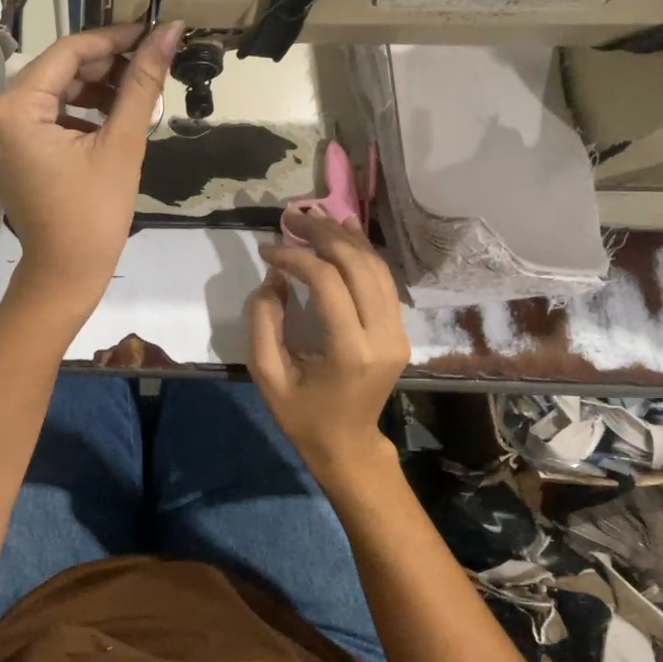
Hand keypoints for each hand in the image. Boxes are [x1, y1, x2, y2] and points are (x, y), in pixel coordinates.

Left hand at [0, 21, 181, 307]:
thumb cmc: (94, 213)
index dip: (113, 38)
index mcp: (15, 110)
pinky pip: (45, 114)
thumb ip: (142, 83)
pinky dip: (78, 110)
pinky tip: (114, 115)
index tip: (153, 32)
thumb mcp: (122, 143)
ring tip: (139, 93)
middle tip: (152, 64)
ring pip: (53, 90)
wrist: (64, 273)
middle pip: (57, 69)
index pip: (66, 52)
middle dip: (105, 65)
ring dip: (94, 87)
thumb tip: (170, 30)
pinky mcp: (8, 148)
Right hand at [247, 208, 409, 475]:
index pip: (326, 283)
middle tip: (290, 217)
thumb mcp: (267, 374)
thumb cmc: (301, 414)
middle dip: (323, 235)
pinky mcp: (398, 329)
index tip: (266, 250)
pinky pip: (383, 280)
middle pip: (358, 265)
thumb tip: (275, 278)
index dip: (295, 257)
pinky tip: (342, 232)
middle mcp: (383, 336)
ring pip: (376, 267)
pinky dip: (361, 252)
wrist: (347, 444)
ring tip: (312, 217)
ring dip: (344, 237)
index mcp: (350, 351)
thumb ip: (264, 322)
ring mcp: (397, 332)